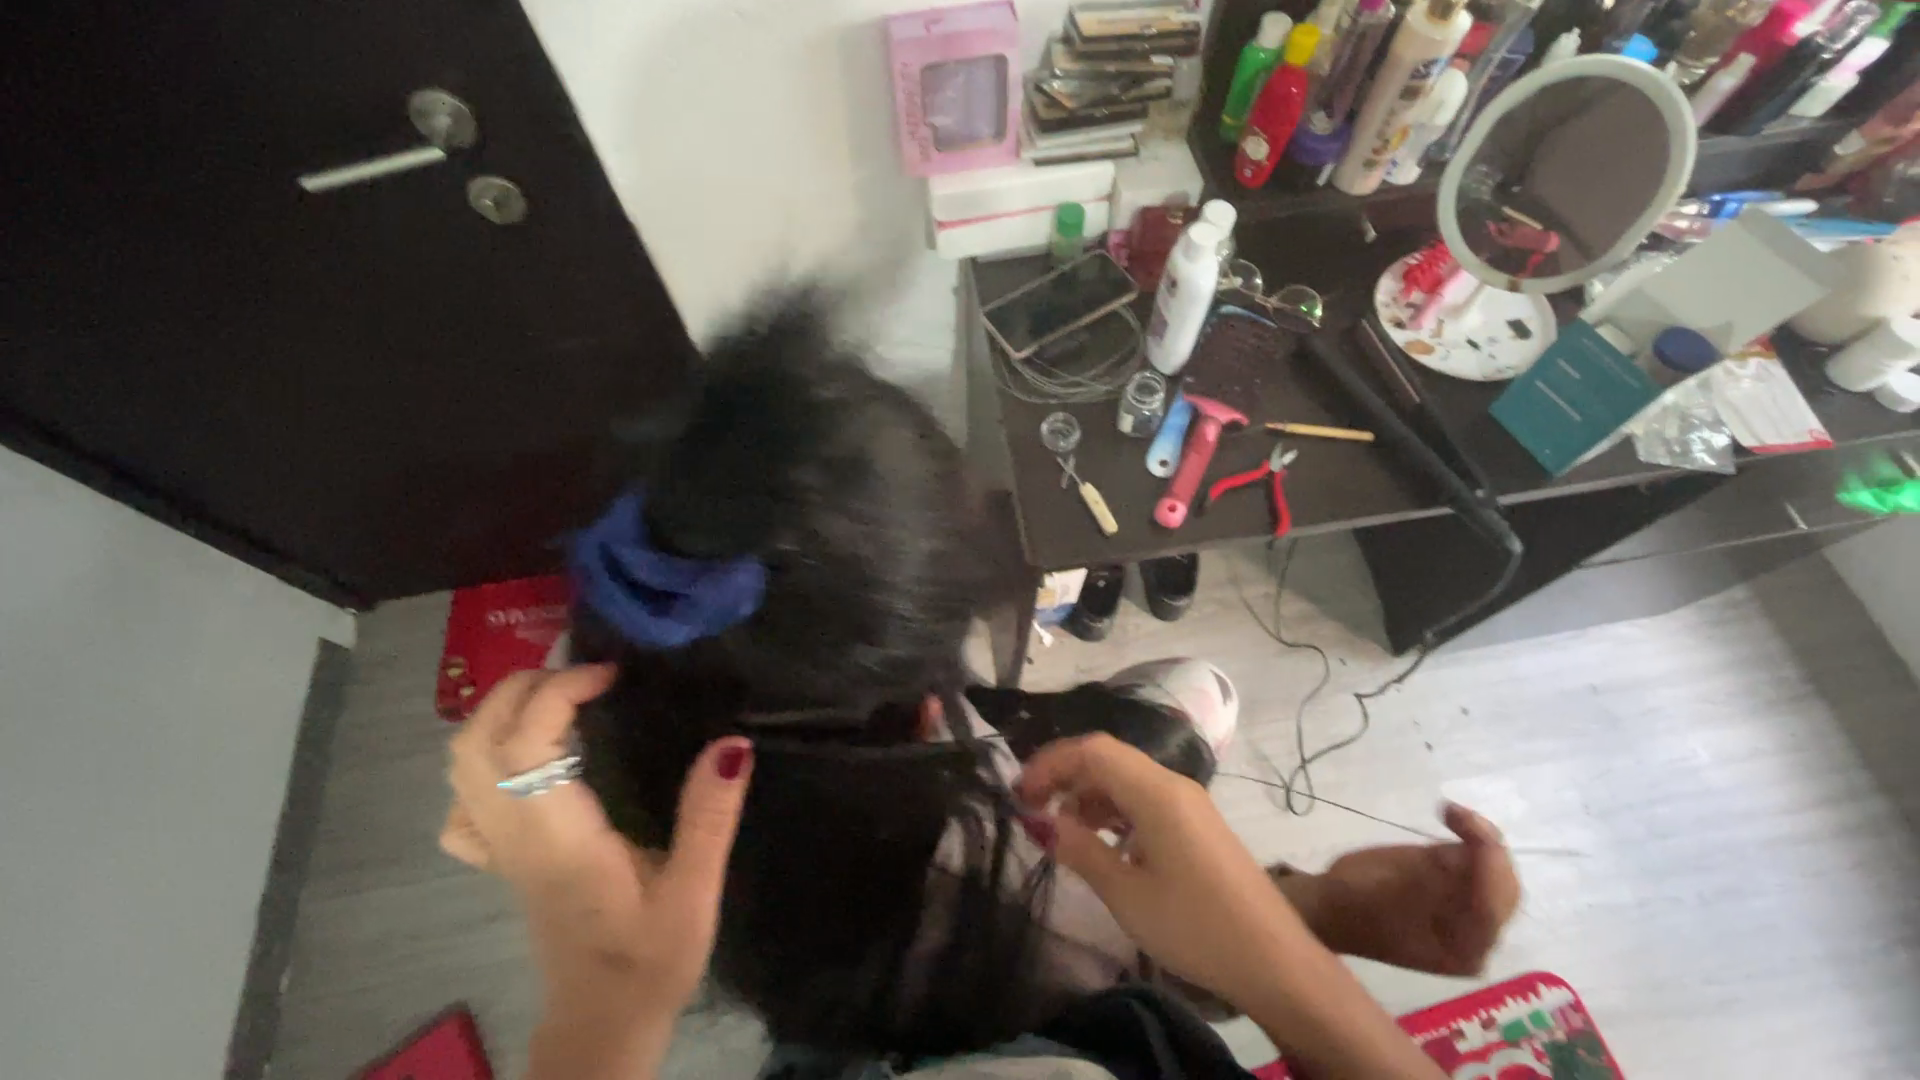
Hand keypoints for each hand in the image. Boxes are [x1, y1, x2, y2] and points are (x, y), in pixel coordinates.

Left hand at [442, 665, 752, 1017]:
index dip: (560, 691)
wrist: (602, 1025)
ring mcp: (499, 850)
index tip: (613, 674)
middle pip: (477, 740)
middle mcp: (514, 835)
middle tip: (587, 674)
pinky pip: (466, 801)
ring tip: (563, 696)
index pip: (525, 742)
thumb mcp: (692, 893)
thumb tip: (732, 744)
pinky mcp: (504, 862)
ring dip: (502, 713)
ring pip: (462, 764)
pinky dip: (485, 762)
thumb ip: (709, 817)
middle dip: (524, 687)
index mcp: (556, 837)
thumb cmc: (648, 963)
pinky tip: (529, 760)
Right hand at [1021, 735, 1445, 1079]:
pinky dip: (1114, 812)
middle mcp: (1173, 785)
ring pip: (1126, 779)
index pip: (1092, 750)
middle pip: (1108, 758)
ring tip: (1061, 831)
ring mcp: (1189, 804)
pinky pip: (1145, 800)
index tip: (1019, 795)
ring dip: (1088, 795)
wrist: (1275, 962)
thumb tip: (1040, 820)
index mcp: (1156, 792)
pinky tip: (1101, 844)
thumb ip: (1079, 849)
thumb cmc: (1195, 926)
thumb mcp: (1126, 893)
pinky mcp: (1197, 825)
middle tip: (1031, 809)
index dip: (1050, 763)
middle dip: (1065, 775)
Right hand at [1312, 803, 1519, 976]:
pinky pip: (1483, 861)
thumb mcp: (1379, 894)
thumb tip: (1461, 859)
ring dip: (1480, 837)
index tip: (1470, 832)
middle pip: (1503, 891)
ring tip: (1449, 812)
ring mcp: (1473, 911)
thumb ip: (1420, 882)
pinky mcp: (1462, 886)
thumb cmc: (1348, 904)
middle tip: (1453, 812)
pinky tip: (1450, 817)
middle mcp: (1478, 938)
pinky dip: (1472, 836)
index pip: (1489, 912)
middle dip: (1487, 849)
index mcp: (1461, 952)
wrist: (1334, 907)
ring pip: (1498, 872)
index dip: (1487, 871)